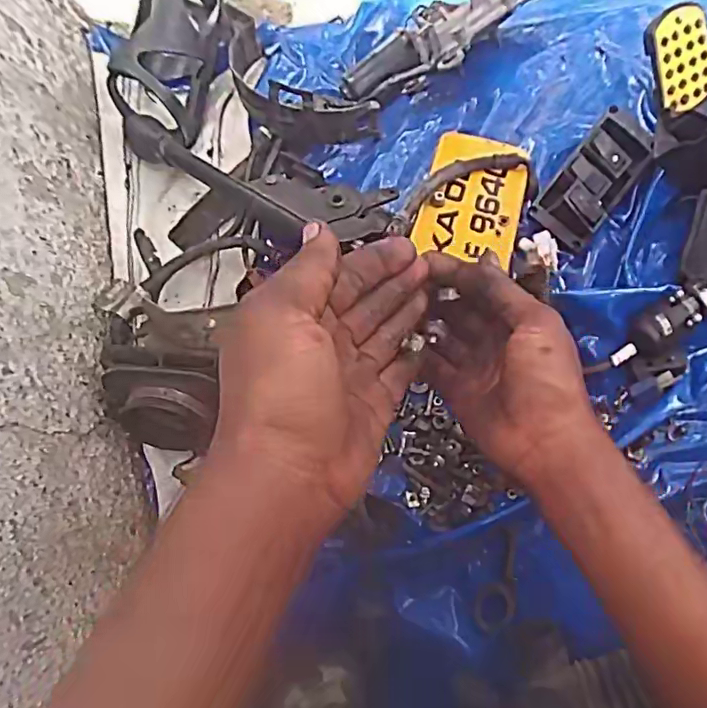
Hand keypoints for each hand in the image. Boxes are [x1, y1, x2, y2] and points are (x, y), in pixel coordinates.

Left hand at [209, 225, 427, 523]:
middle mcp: (319, 345)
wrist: (293, 472)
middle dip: (395, 278)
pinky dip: (413, 352)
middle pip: (365, 300)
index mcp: (290, 317)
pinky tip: (426, 335)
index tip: (401, 245)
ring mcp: (347, 375)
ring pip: (384, 331)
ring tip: (431, 286)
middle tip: (425, 262)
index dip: (371, 258)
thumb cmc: (275, 402)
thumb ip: (306, 271)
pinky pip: (399, 369)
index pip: (337, 275)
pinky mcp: (372, 403)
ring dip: (407, 307)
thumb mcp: (282, 314)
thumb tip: (318, 235)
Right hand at [422, 252, 604, 487]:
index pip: (482, 286)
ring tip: (403, 304)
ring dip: (424, 319)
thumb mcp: (536, 323)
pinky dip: (418, 353)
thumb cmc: (553, 387)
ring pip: (443, 334)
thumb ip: (505, 292)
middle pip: (459, 308)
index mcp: (521, 320)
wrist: (546, 442)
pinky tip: (404, 338)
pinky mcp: (460, 391)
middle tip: (409, 280)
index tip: (429, 261)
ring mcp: (478, 366)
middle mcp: (497, 341)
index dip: (456, 272)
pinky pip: (433, 367)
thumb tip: (483, 263)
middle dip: (436, 293)